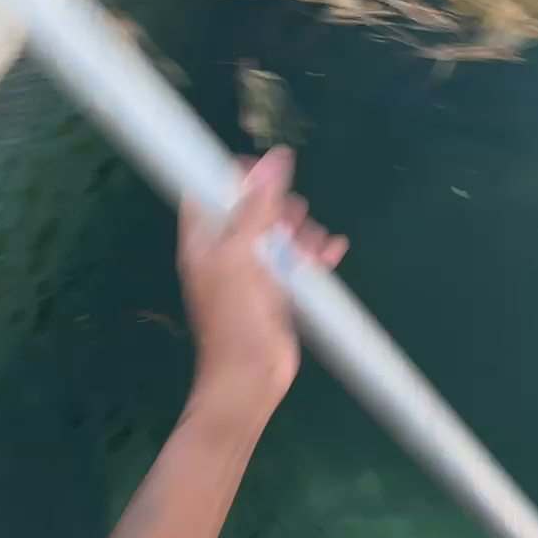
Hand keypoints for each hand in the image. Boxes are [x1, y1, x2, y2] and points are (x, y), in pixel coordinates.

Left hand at [178, 148, 346, 410]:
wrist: (252, 376)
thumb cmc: (234, 316)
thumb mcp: (240, 256)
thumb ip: (256, 208)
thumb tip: (274, 160)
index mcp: (204, 240)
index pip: (210, 192)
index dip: (233, 175)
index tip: (262, 168)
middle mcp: (227, 251)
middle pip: (254, 209)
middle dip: (277, 206)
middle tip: (290, 217)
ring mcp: (254, 270)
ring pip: (280, 233)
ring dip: (300, 231)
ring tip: (313, 242)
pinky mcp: (280, 288)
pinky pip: (299, 259)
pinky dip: (316, 253)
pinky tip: (332, 250)